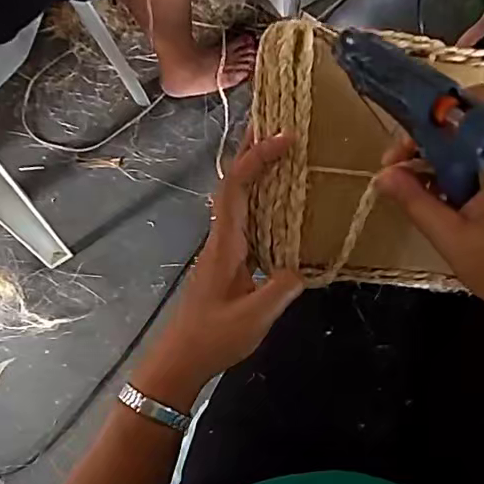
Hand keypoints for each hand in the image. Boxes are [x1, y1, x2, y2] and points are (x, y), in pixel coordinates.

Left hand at [131, 133, 304, 409]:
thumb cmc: (213, 338)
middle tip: (274, 124)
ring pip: (236, 199)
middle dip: (250, 150)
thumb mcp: (255, 317)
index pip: (236, 188)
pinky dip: (258, 199)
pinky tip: (276, 203)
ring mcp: (221, 250)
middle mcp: (220, 239)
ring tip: (278, 152)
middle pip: (232, 183)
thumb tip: (302, 269)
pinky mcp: (226, 262)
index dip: (257, 158)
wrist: (180, 360)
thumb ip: (281, 289)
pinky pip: (243, 219)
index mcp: (225, 245)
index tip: (284, 138)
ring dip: (253, 171)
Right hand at [373, 87, 483, 336]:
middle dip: (435, 142)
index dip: (428, 120)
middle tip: (403, 170)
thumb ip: (414, 200)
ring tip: (426, 191)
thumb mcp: (450, 238)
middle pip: (475, 122)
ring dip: (451, 159)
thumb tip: (383, 176)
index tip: (401, 150)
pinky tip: (452, 200)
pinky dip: (471, 170)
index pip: (470, 108)